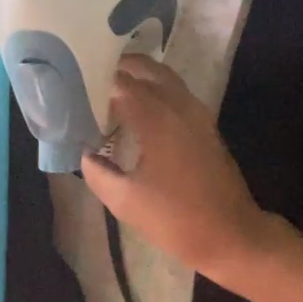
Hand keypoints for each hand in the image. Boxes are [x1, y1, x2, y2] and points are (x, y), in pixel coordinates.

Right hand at [81, 55, 279, 279]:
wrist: (231, 233)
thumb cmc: (176, 218)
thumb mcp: (125, 200)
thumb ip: (98, 171)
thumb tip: (86, 152)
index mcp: (158, 118)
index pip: (121, 82)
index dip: (96, 79)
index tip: (71, 84)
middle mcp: (180, 106)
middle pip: (147, 70)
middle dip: (119, 68)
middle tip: (90, 78)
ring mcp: (198, 113)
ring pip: (166, 79)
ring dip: (140, 77)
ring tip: (110, 91)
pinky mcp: (206, 125)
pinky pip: (177, 94)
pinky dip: (156, 91)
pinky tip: (138, 111)